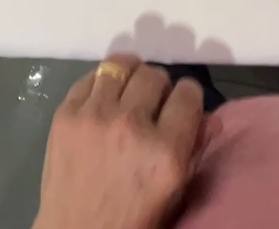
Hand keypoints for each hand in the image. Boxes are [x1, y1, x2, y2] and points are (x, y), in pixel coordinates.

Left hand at [33, 54, 205, 228]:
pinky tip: (104, 96)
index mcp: (165, 152)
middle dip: (160, 86)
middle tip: (155, 101)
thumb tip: (212, 117)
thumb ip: (194, 151)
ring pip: (120, 66)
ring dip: (130, 74)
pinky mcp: (66, 112)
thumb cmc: (133, 220)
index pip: (188, 95)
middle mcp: (131, 125)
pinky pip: (90, 77)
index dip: (189, 96)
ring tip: (130, 88)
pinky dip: (101, 82)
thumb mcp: (173, 194)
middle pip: (154, 76)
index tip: (183, 103)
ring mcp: (94, 115)